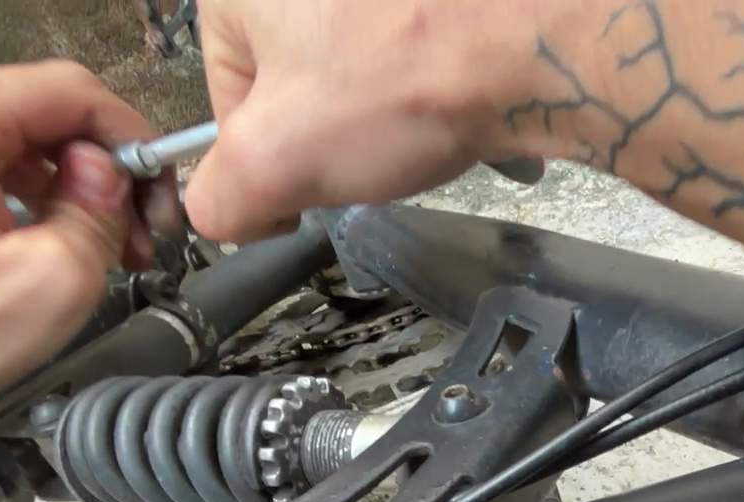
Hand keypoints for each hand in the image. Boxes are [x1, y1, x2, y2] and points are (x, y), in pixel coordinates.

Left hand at [0, 62, 179, 435]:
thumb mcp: (53, 281)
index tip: (159, 189)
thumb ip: (99, 213)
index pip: (64, 91)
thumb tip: (107, 179)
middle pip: (29, 117)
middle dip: (96, 177)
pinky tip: (34, 253)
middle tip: (136, 240)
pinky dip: (9, 204)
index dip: (131, 139)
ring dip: (57, 194)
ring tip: (91, 256)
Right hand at [185, 0, 556, 241]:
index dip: (266, 161)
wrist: (527, 44)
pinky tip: (454, 105)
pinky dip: (430, 88)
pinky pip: (416, 52)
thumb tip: (216, 215)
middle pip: (298, 81)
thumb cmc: (393, 91)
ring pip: (362, 70)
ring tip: (421, 129)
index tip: (307, 194)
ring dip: (388, 116)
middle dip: (334, 136)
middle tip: (374, 156)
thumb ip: (223, 196)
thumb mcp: (277, 161)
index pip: (227, 93)